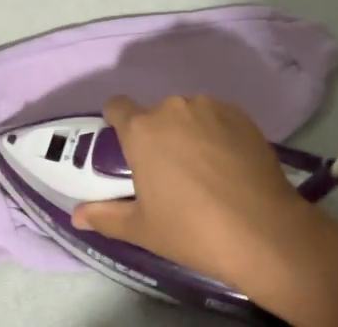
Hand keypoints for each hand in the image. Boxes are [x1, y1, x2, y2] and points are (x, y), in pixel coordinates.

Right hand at [70, 95, 317, 289]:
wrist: (261, 229)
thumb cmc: (192, 230)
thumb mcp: (143, 229)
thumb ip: (105, 216)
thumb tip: (77, 214)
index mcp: (143, 129)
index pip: (117, 106)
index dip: (116, 123)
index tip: (125, 149)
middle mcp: (174, 107)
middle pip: (155, 115)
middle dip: (157, 136)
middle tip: (167, 174)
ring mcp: (210, 106)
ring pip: (188, 114)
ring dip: (187, 133)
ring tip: (202, 172)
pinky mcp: (240, 114)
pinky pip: (217, 117)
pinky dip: (216, 134)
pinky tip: (227, 166)